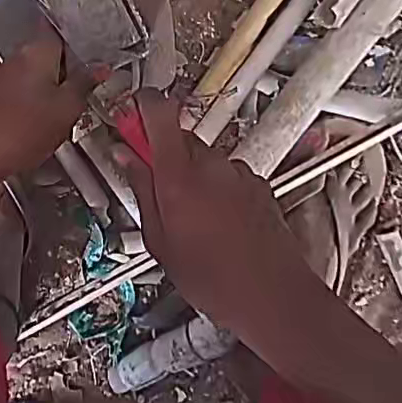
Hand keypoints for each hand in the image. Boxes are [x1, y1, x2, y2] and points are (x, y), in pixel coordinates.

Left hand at [0, 34, 97, 218]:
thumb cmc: (24, 131)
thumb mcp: (68, 108)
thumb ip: (85, 83)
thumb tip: (99, 68)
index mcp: (37, 50)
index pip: (63, 30)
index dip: (83, 41)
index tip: (98, 55)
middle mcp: (18, 56)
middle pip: (52, 52)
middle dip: (71, 67)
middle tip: (89, 86)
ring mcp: (5, 75)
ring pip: (40, 71)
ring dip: (55, 85)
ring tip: (69, 106)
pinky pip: (26, 87)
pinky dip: (39, 98)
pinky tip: (47, 118)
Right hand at [113, 90, 324, 329]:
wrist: (274, 298)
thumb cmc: (216, 278)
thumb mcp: (159, 239)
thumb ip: (141, 188)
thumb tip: (126, 158)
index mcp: (180, 174)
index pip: (159, 111)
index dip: (141, 105)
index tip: (130, 117)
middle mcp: (211, 164)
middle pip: (178, 136)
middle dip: (161, 155)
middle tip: (152, 186)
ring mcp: (238, 172)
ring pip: (202, 158)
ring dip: (190, 176)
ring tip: (188, 219)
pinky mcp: (257, 183)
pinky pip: (224, 174)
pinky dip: (214, 189)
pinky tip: (213, 224)